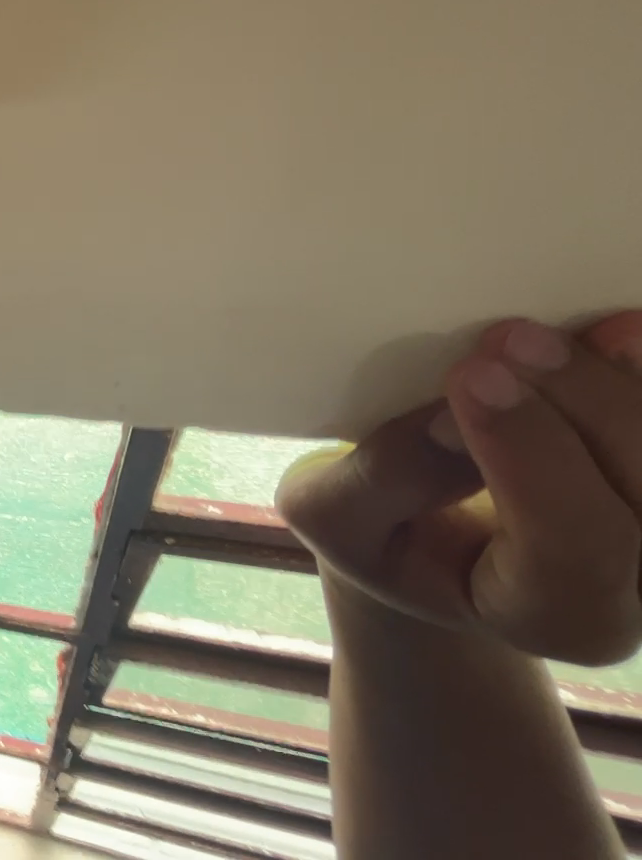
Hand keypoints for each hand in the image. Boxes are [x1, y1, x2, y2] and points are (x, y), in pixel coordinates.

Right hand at [276, 311, 641, 664]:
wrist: (435, 551)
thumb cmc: (376, 537)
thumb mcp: (335, 517)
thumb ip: (385, 481)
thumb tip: (451, 421)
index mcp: (550, 615)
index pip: (571, 543)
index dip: (529, 455)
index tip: (469, 376)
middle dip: (586, 405)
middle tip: (511, 338)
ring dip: (624, 384)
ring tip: (567, 331)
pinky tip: (622, 333)